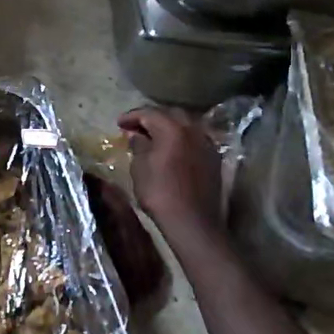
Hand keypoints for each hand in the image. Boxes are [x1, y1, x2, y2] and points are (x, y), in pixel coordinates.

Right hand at [116, 106, 221, 235]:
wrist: (192, 221)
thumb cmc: (159, 192)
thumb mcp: (139, 168)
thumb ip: (138, 146)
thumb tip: (136, 135)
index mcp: (172, 129)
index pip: (149, 113)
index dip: (131, 116)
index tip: (119, 124)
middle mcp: (193, 130)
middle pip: (171, 114)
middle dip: (152, 117)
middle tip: (135, 127)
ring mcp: (207, 144)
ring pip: (186, 125)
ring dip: (168, 127)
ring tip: (153, 136)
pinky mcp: (213, 158)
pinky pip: (195, 138)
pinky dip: (181, 138)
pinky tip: (172, 148)